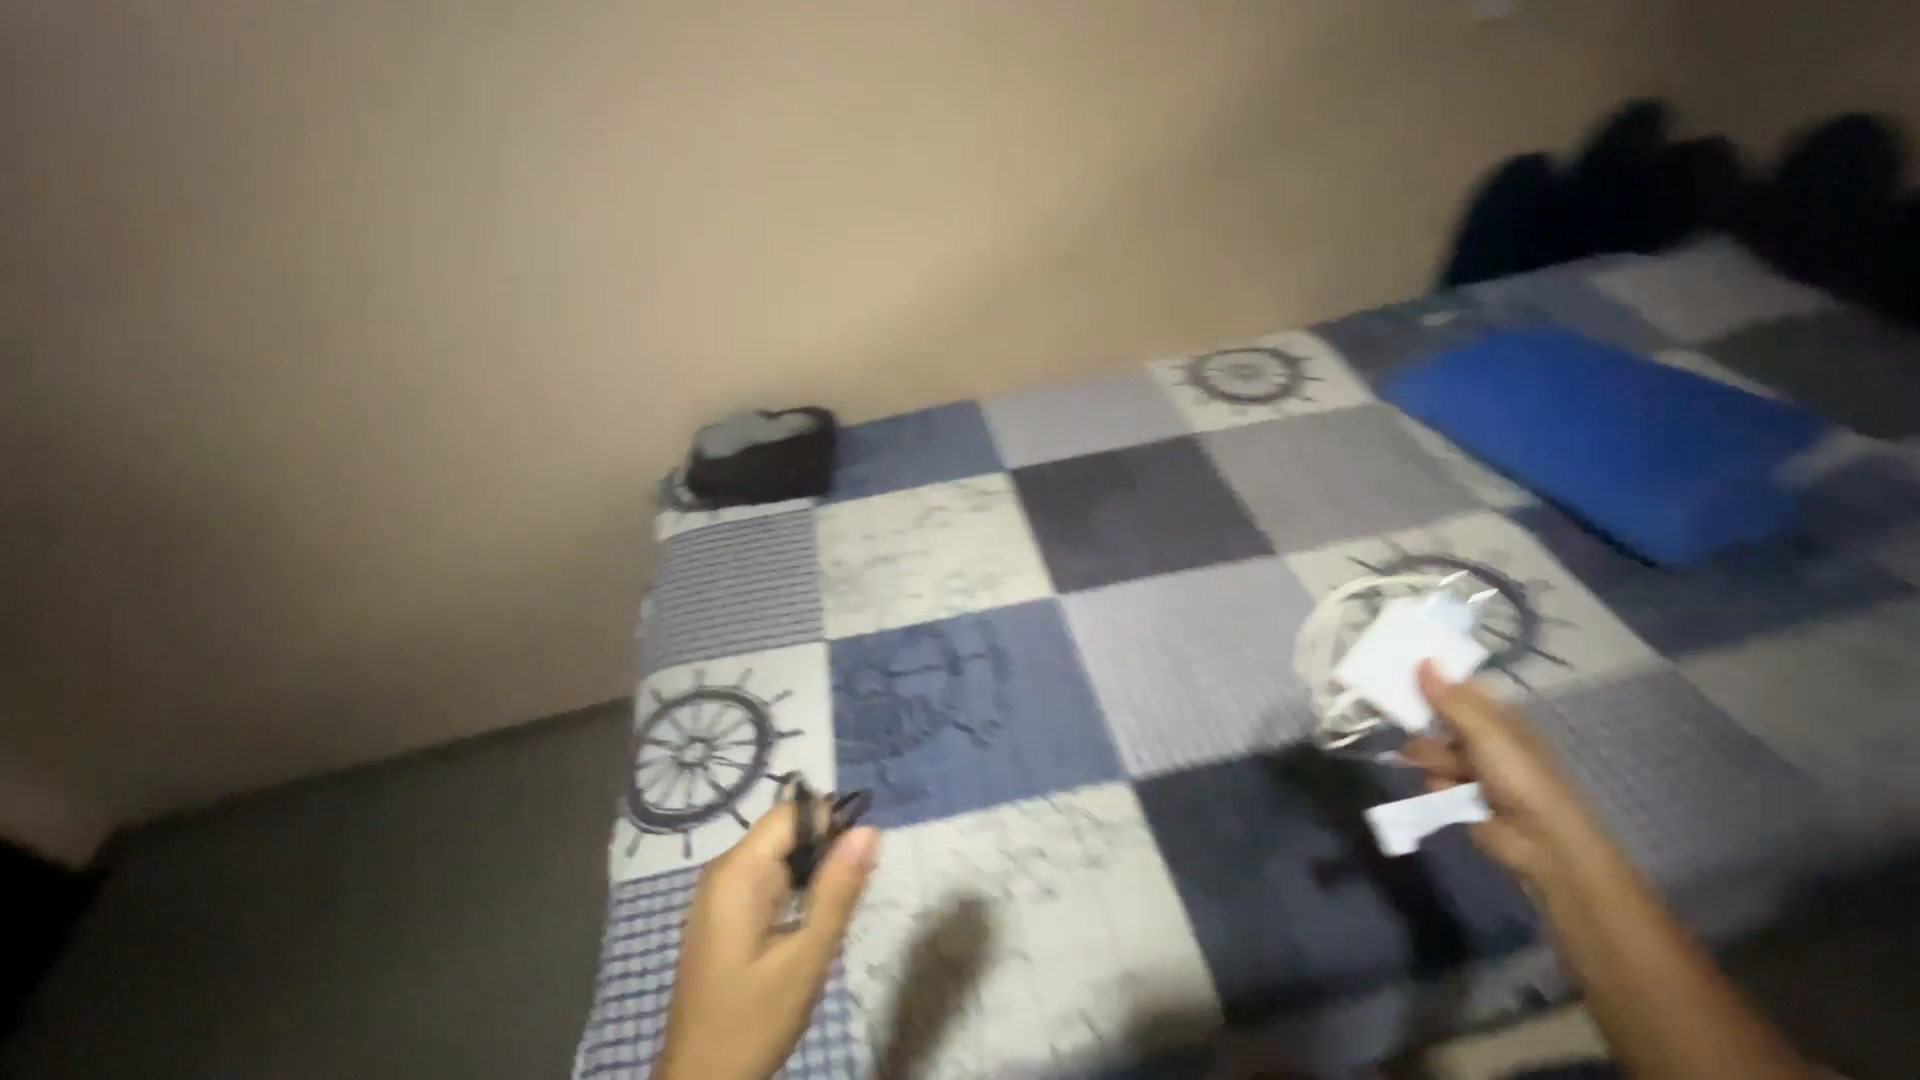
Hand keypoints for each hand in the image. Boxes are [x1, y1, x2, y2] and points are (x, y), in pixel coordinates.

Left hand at [653, 802, 879, 1079]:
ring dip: (814, 876)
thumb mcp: (806, 958)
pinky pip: (770, 882)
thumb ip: (838, 890)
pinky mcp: (726, 915)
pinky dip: (797, 894)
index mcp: (737, 872)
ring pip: (781, 858)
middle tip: (851, 896)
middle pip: (785, 833)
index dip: (831, 822)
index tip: (863, 858)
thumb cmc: (752, 1021)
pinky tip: (810, 927)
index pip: (790, 814)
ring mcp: (721, 894)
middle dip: (825, 853)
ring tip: (831, 916)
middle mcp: (723, 871)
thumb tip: (869, 829)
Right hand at [1400, 661, 1589, 877]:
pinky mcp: (1455, 792)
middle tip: (1413, 726)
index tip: (1400, 675)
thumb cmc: (1520, 777)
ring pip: (1427, 749)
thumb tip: (1423, 658)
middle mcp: (1478, 736)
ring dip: (1432, 760)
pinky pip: (1430, 778)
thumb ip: (1450, 700)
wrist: (1540, 840)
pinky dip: (1439, 785)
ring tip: (1449, 773)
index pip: (1455, 688)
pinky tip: (1453, 794)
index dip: (1429, 680)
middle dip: (1423, 726)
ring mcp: (1467, 765)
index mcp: (1493, 715)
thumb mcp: (1485, 733)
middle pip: (1433, 718)